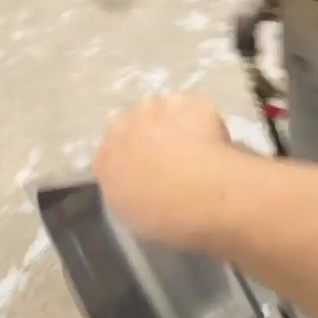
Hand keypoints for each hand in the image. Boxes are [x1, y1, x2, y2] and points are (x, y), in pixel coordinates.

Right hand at [94, 93, 246, 248]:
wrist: (203, 195)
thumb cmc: (164, 217)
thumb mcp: (130, 215)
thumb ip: (124, 190)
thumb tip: (134, 182)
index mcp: (105, 159)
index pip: (107, 152)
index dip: (126, 158)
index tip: (142, 170)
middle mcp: (122, 126)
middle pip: (129, 123)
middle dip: (144, 132)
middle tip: (166, 154)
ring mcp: (154, 108)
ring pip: (159, 107)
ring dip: (170, 120)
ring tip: (191, 143)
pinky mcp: (185, 100)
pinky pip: (190, 106)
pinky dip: (198, 117)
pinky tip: (211, 138)